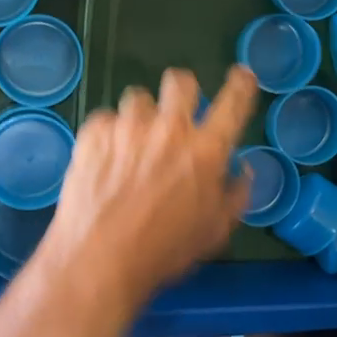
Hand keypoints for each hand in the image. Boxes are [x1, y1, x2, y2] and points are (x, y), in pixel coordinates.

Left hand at [34, 65, 257, 309]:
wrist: (98, 260)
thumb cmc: (164, 251)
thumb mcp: (214, 232)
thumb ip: (235, 195)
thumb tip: (242, 169)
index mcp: (206, 151)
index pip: (233, 103)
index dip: (241, 85)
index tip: (242, 75)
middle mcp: (170, 129)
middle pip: (180, 82)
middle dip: (182, 92)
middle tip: (175, 113)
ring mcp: (128, 127)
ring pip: (139, 98)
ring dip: (141, 117)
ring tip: (133, 144)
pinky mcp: (93, 133)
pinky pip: (106, 120)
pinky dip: (109, 136)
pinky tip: (105, 161)